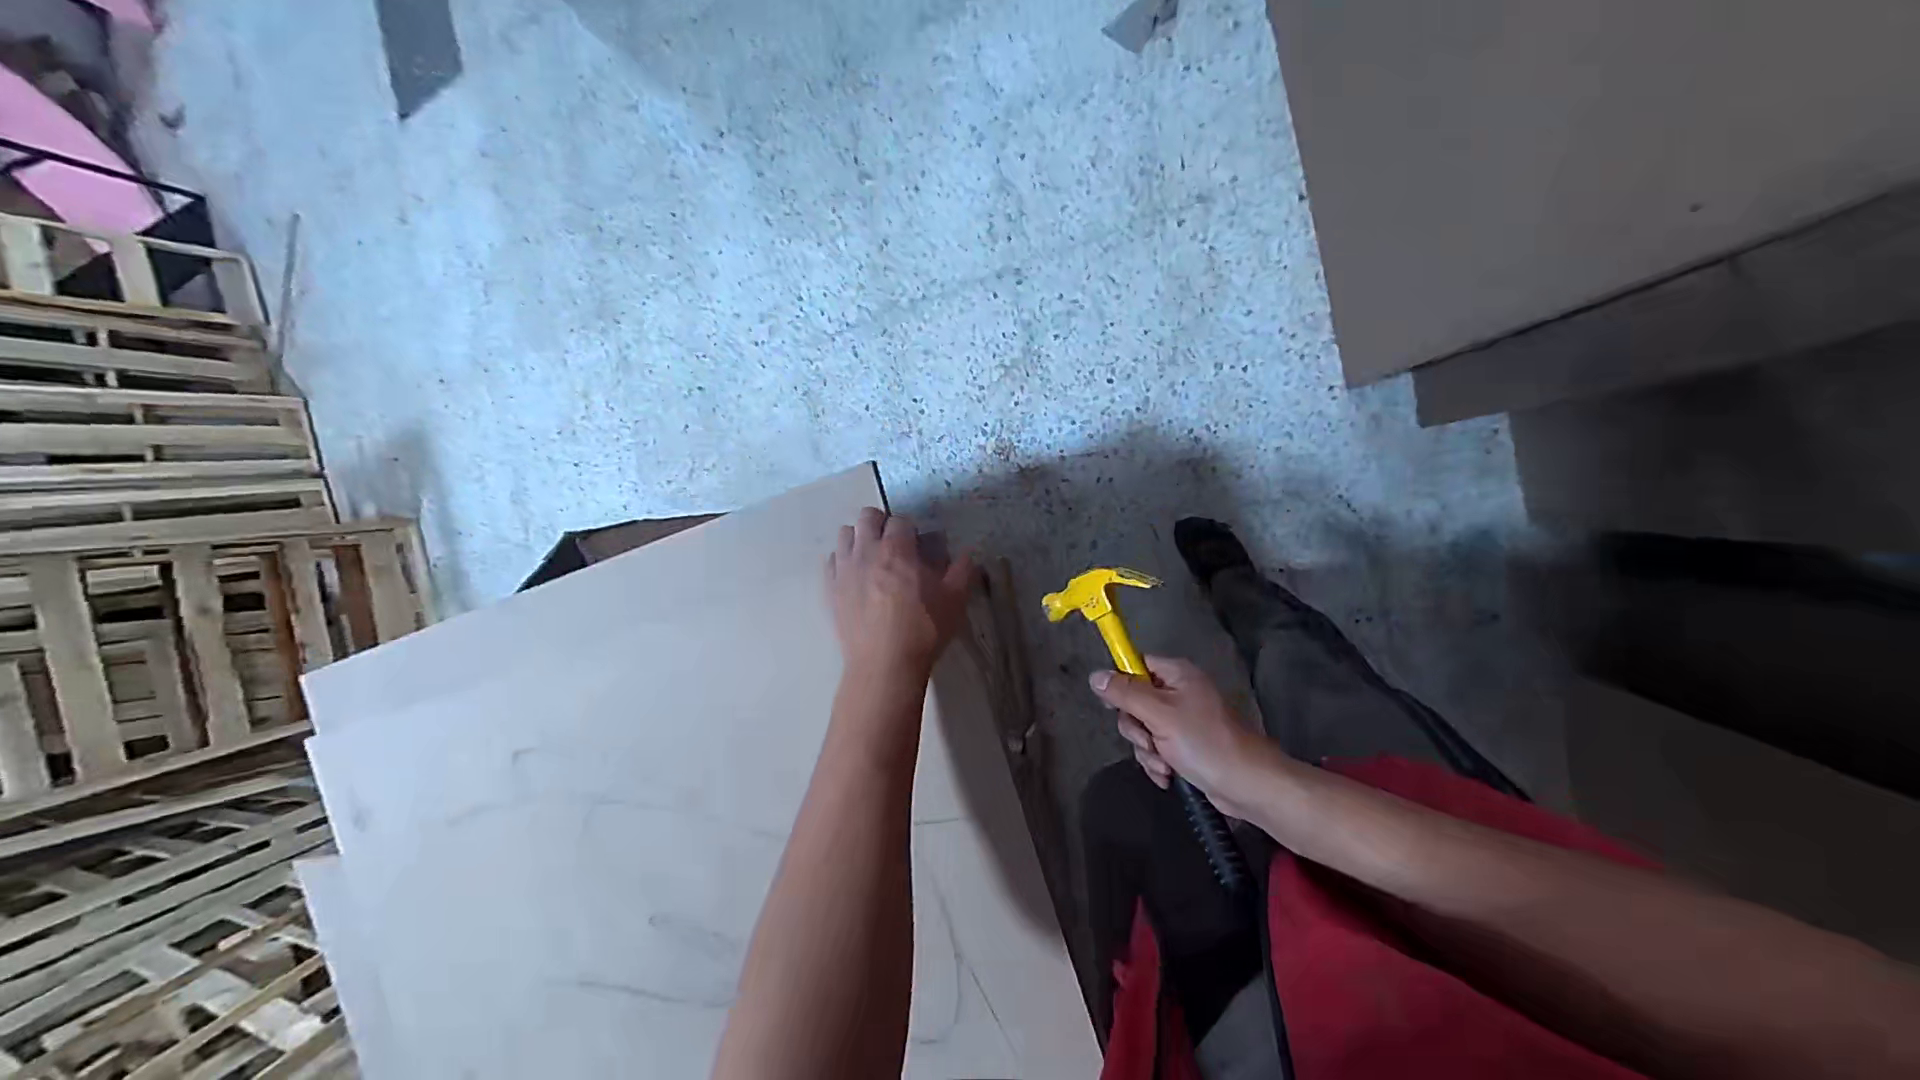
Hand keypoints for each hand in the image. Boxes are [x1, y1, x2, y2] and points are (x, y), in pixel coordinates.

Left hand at [827, 507, 972, 679]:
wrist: (883, 665)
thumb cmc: (923, 630)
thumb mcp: (954, 600)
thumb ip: (962, 571)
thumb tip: (967, 555)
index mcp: (897, 549)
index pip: (900, 520)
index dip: (911, 529)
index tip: (918, 545)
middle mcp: (866, 551)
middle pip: (867, 517)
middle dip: (881, 524)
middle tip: (894, 545)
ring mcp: (844, 569)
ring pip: (845, 534)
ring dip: (859, 538)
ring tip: (872, 557)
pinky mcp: (830, 589)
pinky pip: (831, 560)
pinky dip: (843, 561)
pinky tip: (855, 577)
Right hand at [1088, 656, 1280, 818]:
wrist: (1246, 784)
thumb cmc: (1204, 742)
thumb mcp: (1159, 713)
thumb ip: (1125, 693)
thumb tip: (1095, 675)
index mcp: (1176, 674)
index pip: (1136, 665)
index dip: (1121, 682)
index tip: (1115, 705)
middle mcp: (1179, 692)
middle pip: (1134, 700)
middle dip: (1136, 728)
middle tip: (1149, 741)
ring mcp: (1182, 720)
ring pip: (1143, 728)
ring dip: (1146, 750)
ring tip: (1164, 765)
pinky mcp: (1185, 746)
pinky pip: (1156, 748)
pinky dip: (1157, 762)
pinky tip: (1168, 775)